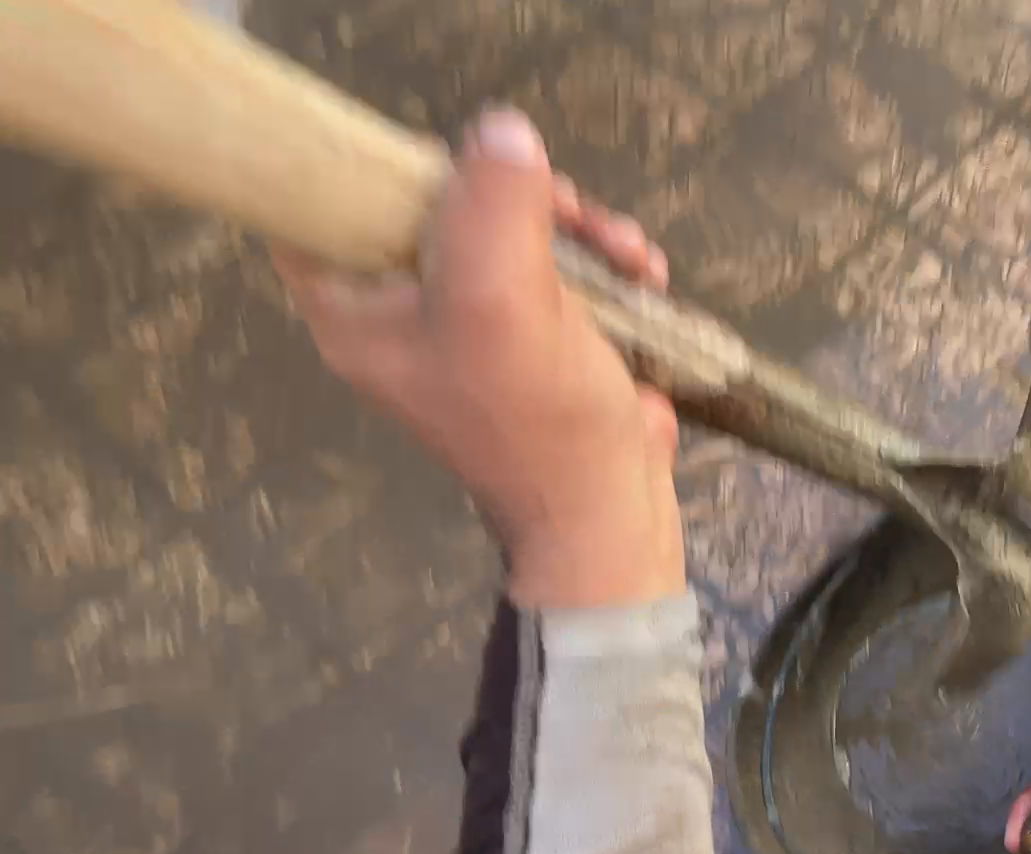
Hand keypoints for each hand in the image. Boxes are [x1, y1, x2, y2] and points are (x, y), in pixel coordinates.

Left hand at [274, 108, 683, 608]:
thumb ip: (494, 211)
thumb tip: (506, 130)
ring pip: (524, 235)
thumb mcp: (504, 309)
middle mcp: (415, 307)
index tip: (478, 174)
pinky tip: (648, 278)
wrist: (610, 508)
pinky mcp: (549, 337)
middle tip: (580, 216)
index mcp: (360, 303)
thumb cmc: (544, 424)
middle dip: (531, 203)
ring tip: (635, 258)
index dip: (407, 166)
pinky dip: (611, 267)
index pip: (345, 195)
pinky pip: (569, 273)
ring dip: (588, 234)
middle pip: (456, 205)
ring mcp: (487, 323)